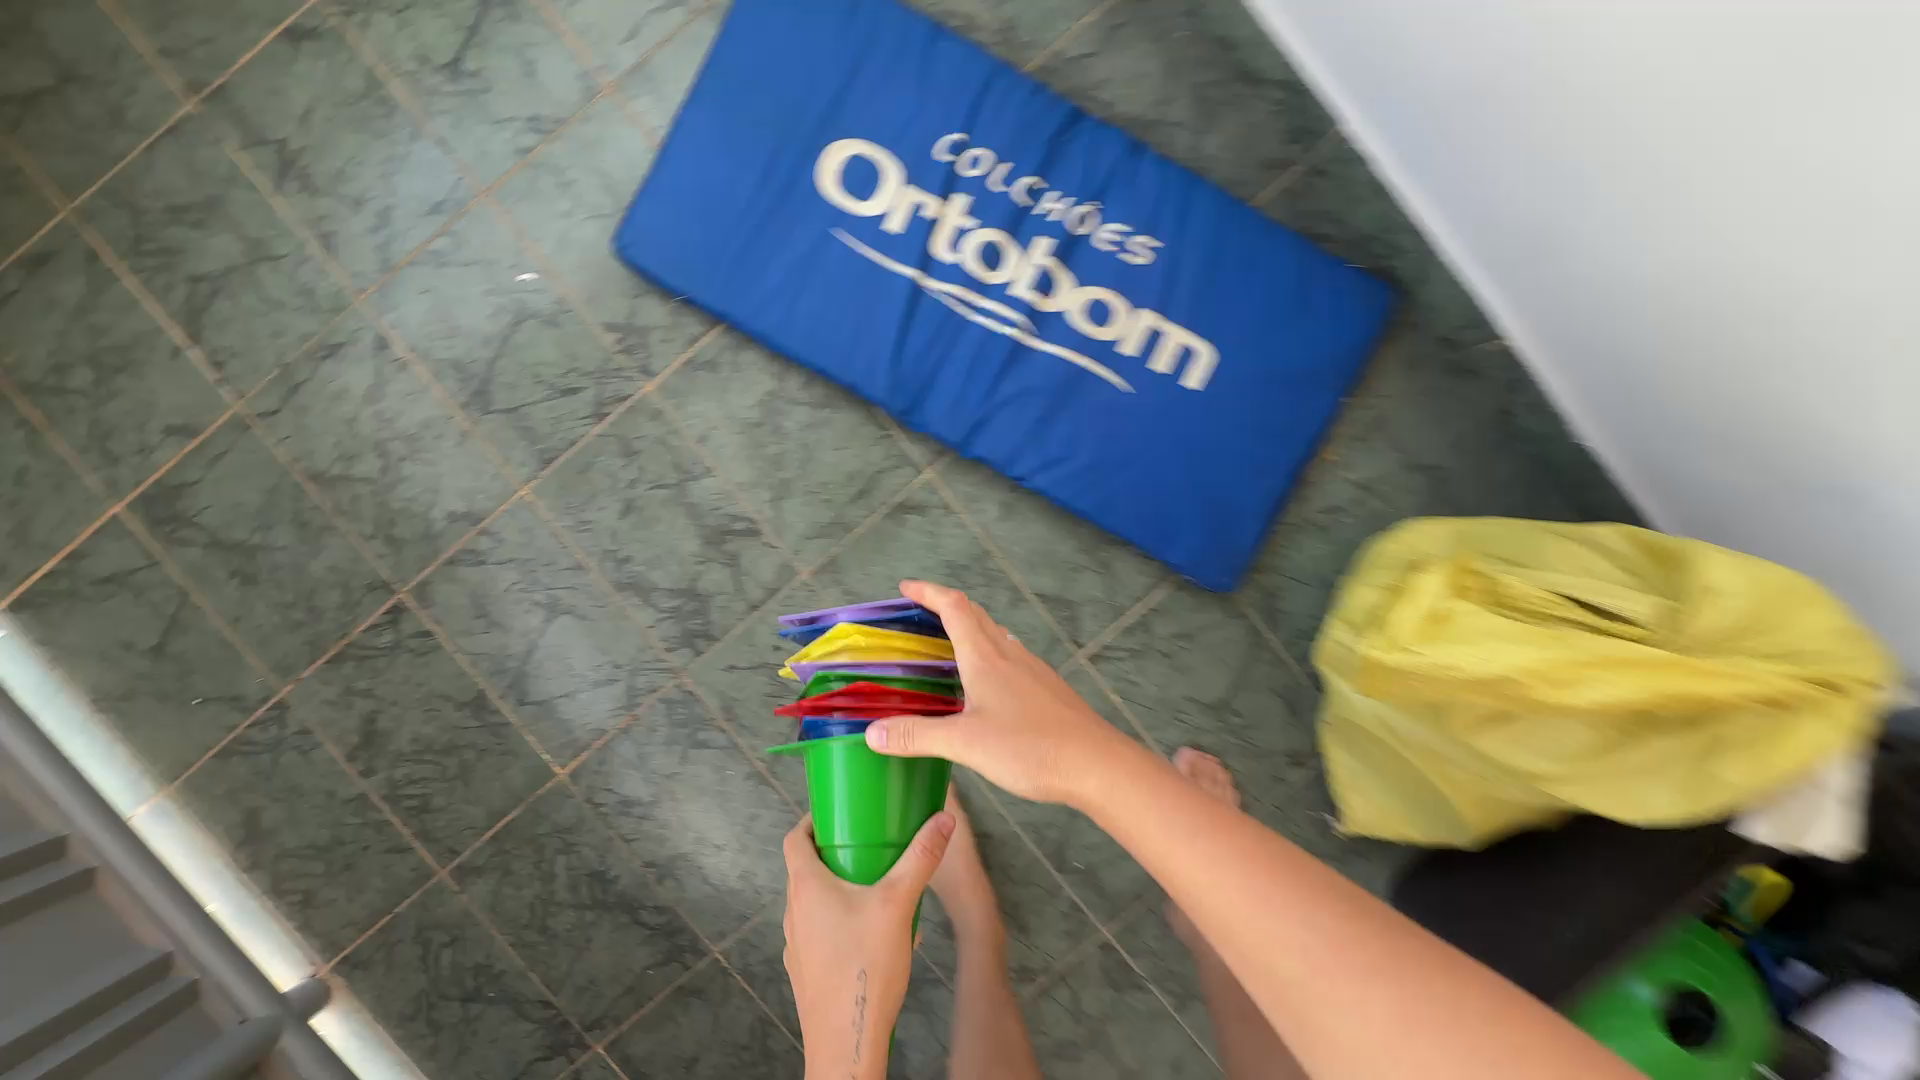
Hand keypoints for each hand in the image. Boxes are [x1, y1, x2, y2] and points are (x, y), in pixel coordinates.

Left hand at [784, 810, 954, 1079]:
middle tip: (867, 844)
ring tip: (876, 888)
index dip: (812, 820)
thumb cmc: (864, 966)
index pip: (794, 838)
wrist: (847, 1042)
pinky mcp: (806, 972)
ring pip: (814, 902)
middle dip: (835, 853)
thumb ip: (921, 857)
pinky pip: (820, 932)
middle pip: (805, 869)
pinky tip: (873, 934)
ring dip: (839, 888)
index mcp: (805, 886)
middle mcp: (793, 912)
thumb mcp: (899, 902)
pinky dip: (840, 921)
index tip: (838, 812)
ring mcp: (796, 946)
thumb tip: (943, 818)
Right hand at [863, 580, 1140, 805]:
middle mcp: (1009, 654)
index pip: (954, 608)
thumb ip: (917, 736)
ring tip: (949, 644)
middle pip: (976, 615)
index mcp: (985, 657)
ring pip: (996, 635)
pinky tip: (988, 682)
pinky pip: (1011, 657)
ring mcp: (1032, 670)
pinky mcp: (1047, 689)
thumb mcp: (965, 744)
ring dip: (970, 629)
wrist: (1096, 763)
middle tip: (920, 613)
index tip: (906, 586)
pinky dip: (989, 654)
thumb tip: (871, 733)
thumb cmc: (1029, 747)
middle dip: (946, 606)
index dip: (929, 593)